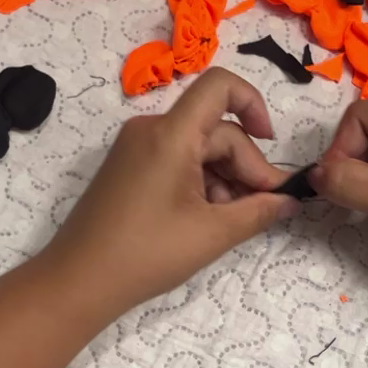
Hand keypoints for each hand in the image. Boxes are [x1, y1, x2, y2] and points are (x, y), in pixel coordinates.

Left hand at [39, 69, 297, 317]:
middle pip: (214, 128)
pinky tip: (207, 217)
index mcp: (170, 134)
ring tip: (231, 220)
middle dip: (244, 164)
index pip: (220, 86)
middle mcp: (150, 129)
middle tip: (264, 206)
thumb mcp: (212, 234)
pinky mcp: (128, 167)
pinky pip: (175, 160)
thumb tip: (290, 200)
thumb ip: (258, 211)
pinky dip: (199, 182)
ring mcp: (135, 148)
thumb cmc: (146, 254)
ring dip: (224, 178)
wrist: (78, 281)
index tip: (271, 143)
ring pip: (197, 147)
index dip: (254, 104)